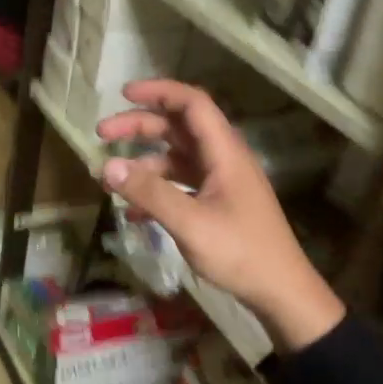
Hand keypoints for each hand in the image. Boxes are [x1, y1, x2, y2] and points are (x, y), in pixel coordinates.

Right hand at [96, 80, 344, 352]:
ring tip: (111, 177)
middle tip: (102, 134)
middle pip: (179, 128)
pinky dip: (156, 191)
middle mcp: (224, 160)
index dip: (158, 92)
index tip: (123, 94)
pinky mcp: (218, 205)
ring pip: (178, 158)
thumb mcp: (190, 223)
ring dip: (144, 162)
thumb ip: (149, 193)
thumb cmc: (240, 253)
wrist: (280, 290)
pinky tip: (132, 213)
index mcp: (225, 153)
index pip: (192, 104)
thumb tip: (106, 167)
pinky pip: (182, 186)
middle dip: (141, 126)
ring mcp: (222, 183)